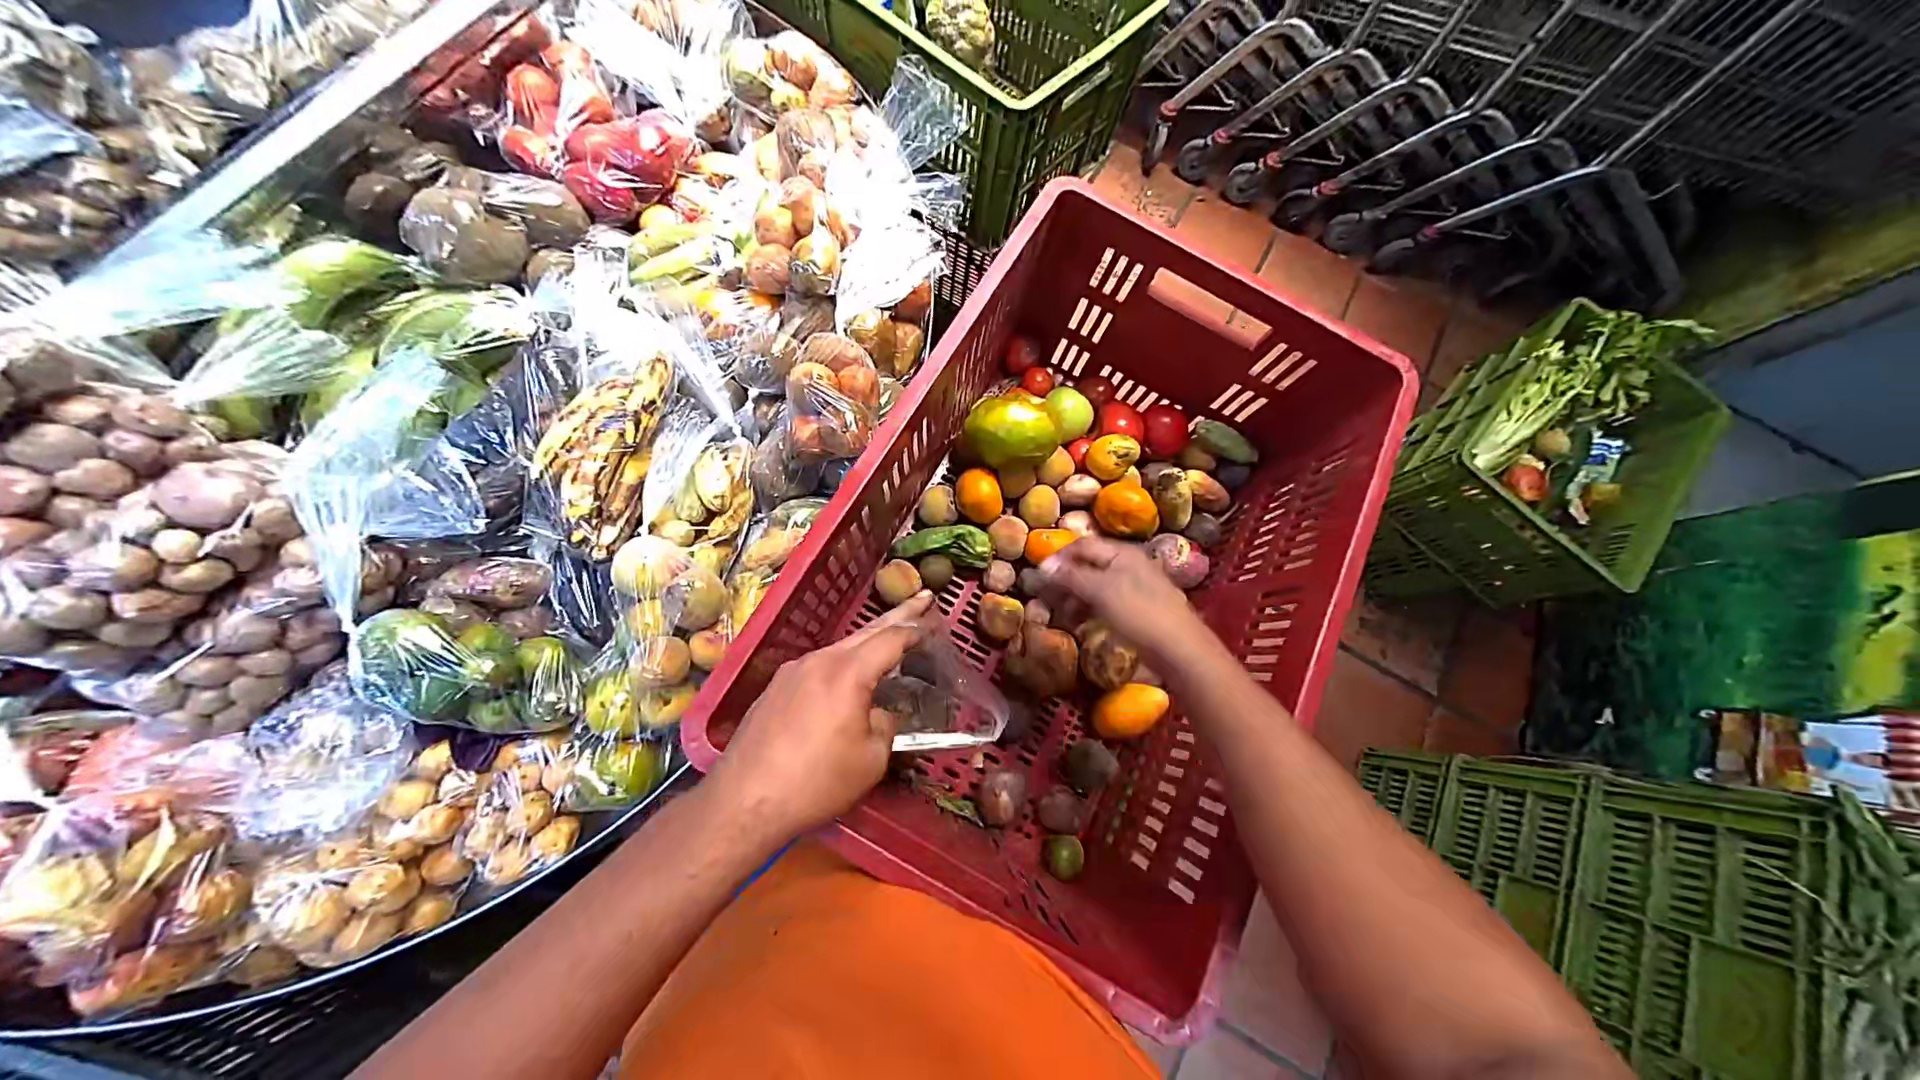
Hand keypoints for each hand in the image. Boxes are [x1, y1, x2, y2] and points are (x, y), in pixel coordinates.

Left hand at [709, 591, 934, 840]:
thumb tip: (880, 712)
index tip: (936, 618)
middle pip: (867, 632)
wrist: (744, 800)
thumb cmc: (816, 783)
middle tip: (923, 598)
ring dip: (869, 642)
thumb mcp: (871, 759)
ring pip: (841, 649)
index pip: (891, 639)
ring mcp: (792, 671)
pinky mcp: (775, 688)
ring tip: (891, 638)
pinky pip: (820, 666)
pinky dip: (844, 664)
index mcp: (848, 672)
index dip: (917, 629)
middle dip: (898, 615)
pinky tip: (849, 677)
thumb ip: (885, 725)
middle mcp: (819, 661)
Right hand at [1039, 537, 1214, 670]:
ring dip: (1076, 595)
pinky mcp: (1139, 608)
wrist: (1179, 649)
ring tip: (1062, 613)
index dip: (1059, 557)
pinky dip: (1091, 607)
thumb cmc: (1139, 614)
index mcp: (1121, 552)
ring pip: (1097, 583)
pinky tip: (1082, 621)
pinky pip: (1107, 600)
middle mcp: (1129, 563)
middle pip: (1089, 563)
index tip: (1038, 575)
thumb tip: (1044, 565)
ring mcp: (1136, 586)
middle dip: (1066, 578)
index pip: (1082, 545)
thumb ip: (1071, 576)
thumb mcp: (1100, 591)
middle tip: (1047, 597)